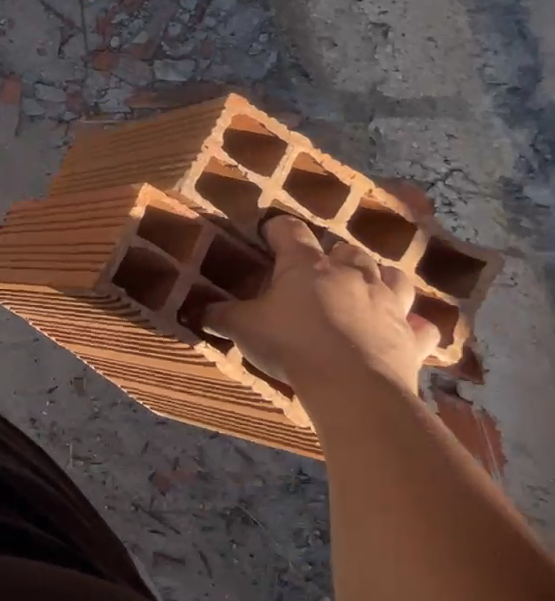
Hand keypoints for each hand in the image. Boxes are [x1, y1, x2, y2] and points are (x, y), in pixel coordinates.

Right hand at [205, 215, 438, 395]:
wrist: (353, 387)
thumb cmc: (290, 343)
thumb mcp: (240, 326)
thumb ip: (218, 314)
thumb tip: (193, 310)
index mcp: (306, 266)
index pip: (290, 231)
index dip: (276, 229)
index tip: (265, 235)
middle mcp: (352, 276)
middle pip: (349, 251)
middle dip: (336, 256)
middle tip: (318, 271)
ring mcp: (389, 306)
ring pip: (396, 278)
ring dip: (382, 279)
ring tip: (366, 289)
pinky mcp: (414, 338)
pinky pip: (423, 327)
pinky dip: (415, 325)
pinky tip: (405, 329)